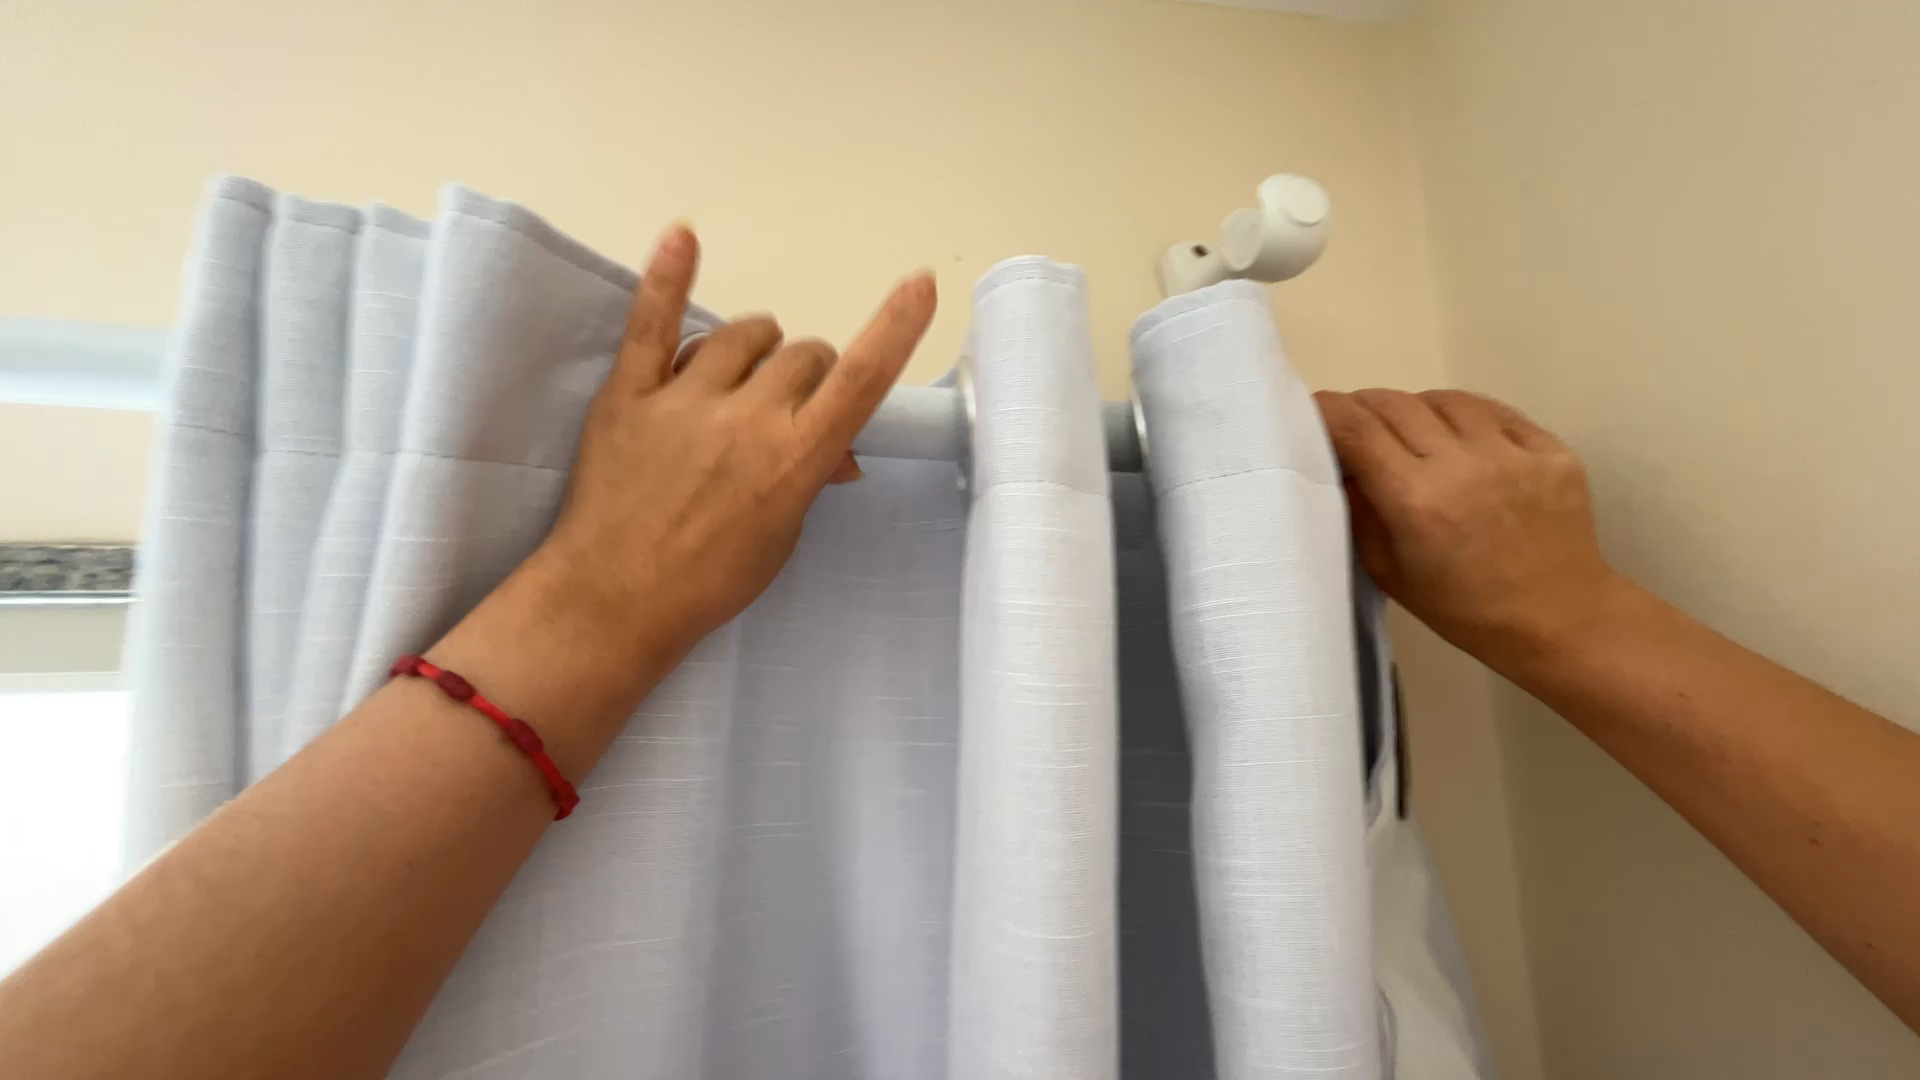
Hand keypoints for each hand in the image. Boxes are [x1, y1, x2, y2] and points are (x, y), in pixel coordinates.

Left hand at [529, 224, 936, 654]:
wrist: (617, 601)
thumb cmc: (716, 580)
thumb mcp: (784, 535)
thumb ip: (811, 476)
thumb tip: (840, 449)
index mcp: (794, 460)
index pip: (860, 381)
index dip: (896, 329)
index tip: (920, 285)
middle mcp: (748, 418)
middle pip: (803, 354)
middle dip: (811, 373)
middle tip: (793, 405)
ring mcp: (685, 400)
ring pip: (743, 334)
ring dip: (760, 349)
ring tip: (745, 377)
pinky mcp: (629, 394)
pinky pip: (651, 323)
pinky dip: (669, 279)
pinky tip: (684, 237)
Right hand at [1314, 388, 1626, 659]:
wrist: (1556, 616)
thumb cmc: (1458, 605)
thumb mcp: (1384, 569)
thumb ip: (1358, 511)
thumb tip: (1342, 467)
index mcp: (1414, 499)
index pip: (1357, 429)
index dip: (1326, 409)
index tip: (1309, 406)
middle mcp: (1460, 465)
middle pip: (1394, 404)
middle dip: (1361, 404)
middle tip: (1349, 420)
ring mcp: (1510, 453)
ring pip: (1441, 399)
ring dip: (1409, 406)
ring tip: (1401, 427)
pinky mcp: (1548, 449)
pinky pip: (1490, 411)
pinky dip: (1458, 413)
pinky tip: (1450, 432)